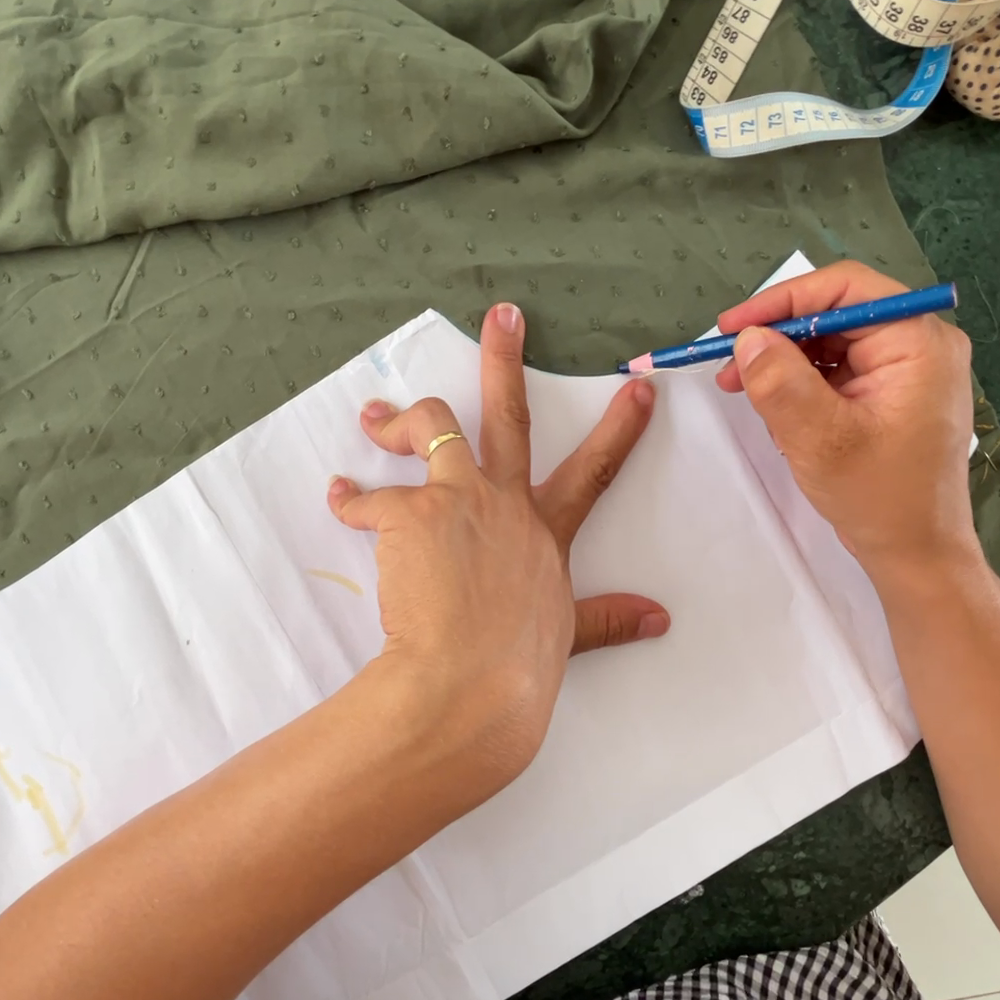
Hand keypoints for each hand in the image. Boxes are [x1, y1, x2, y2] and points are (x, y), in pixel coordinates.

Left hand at [327, 302, 667, 784]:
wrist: (472, 684)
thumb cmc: (519, 665)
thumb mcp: (570, 634)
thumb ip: (609, 618)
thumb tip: (660, 619)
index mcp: (545, 531)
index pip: (594, 470)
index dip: (619, 428)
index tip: (638, 387)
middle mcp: (506, 503)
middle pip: (508, 414)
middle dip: (506, 357)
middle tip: (502, 315)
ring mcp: (460, 501)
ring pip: (432, 428)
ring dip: (401, 419)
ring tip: (375, 417)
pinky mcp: (411, 515)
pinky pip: (369, 498)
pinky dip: (350, 498)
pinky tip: (339, 500)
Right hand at [715, 261, 978, 572]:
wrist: (915, 553)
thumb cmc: (877, 496)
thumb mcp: (820, 439)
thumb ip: (781, 383)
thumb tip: (747, 339)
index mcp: (917, 342)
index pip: (845, 289)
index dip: (782, 300)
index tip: (731, 327)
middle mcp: (917, 345)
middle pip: (835, 314)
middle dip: (777, 337)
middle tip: (728, 365)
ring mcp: (905, 371)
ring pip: (830, 344)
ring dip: (783, 363)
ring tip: (744, 391)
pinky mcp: (889, 394)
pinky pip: (836, 372)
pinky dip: (799, 385)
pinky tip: (778, 412)